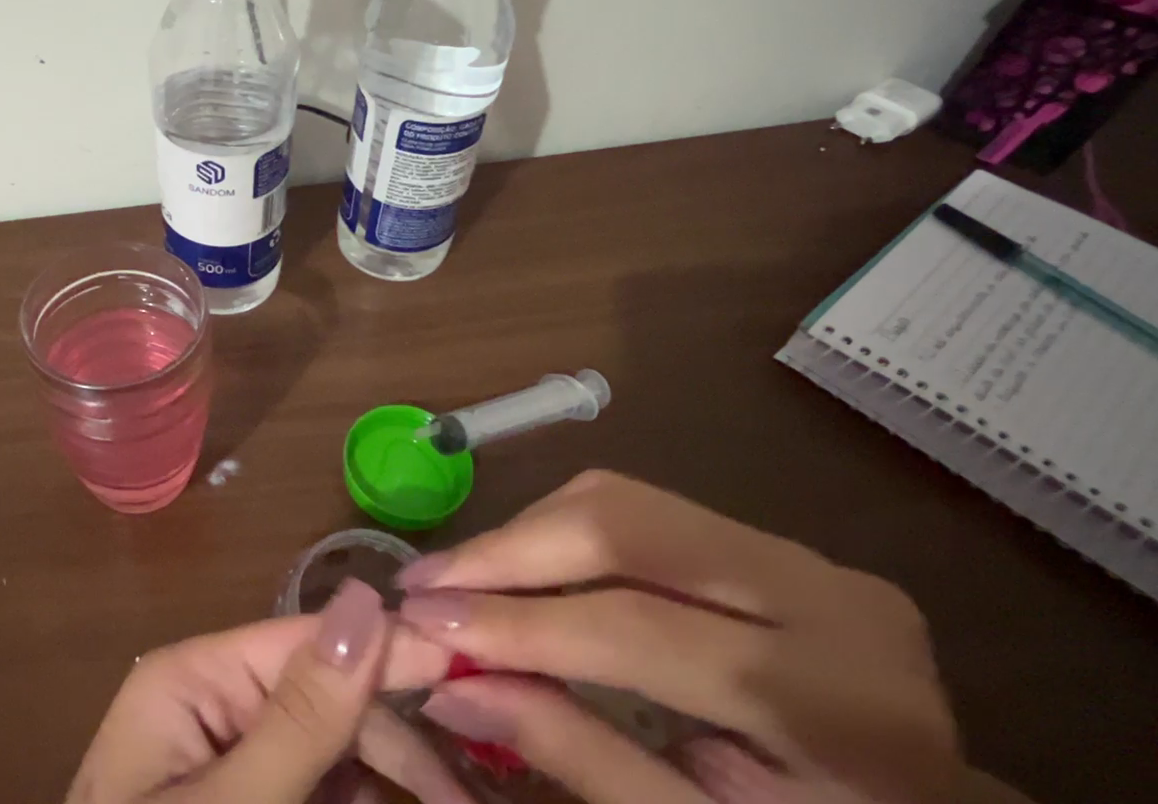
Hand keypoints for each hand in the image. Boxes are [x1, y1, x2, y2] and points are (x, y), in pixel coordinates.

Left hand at [66, 579, 472, 803]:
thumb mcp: (234, 801)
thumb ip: (301, 715)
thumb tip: (368, 601)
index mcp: (195, 677)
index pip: (312, 640)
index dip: (397, 648)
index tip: (478, 660)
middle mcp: (216, 701)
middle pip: (333, 698)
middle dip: (406, 738)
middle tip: (485, 772)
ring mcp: (235, 755)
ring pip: (338, 748)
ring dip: (402, 774)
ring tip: (465, 799)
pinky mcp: (250, 793)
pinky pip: (324, 783)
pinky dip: (369, 794)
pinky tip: (421, 800)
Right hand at [395, 471, 963, 803]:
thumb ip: (578, 755)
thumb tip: (451, 691)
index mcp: (835, 698)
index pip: (635, 628)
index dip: (515, 621)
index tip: (418, 621)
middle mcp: (827, 597)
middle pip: (625, 523)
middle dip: (507, 549)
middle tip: (424, 582)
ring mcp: (807, 558)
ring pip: (623, 499)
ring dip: (527, 533)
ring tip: (459, 576)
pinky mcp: (777, 546)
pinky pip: (641, 511)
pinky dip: (562, 534)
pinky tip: (519, 567)